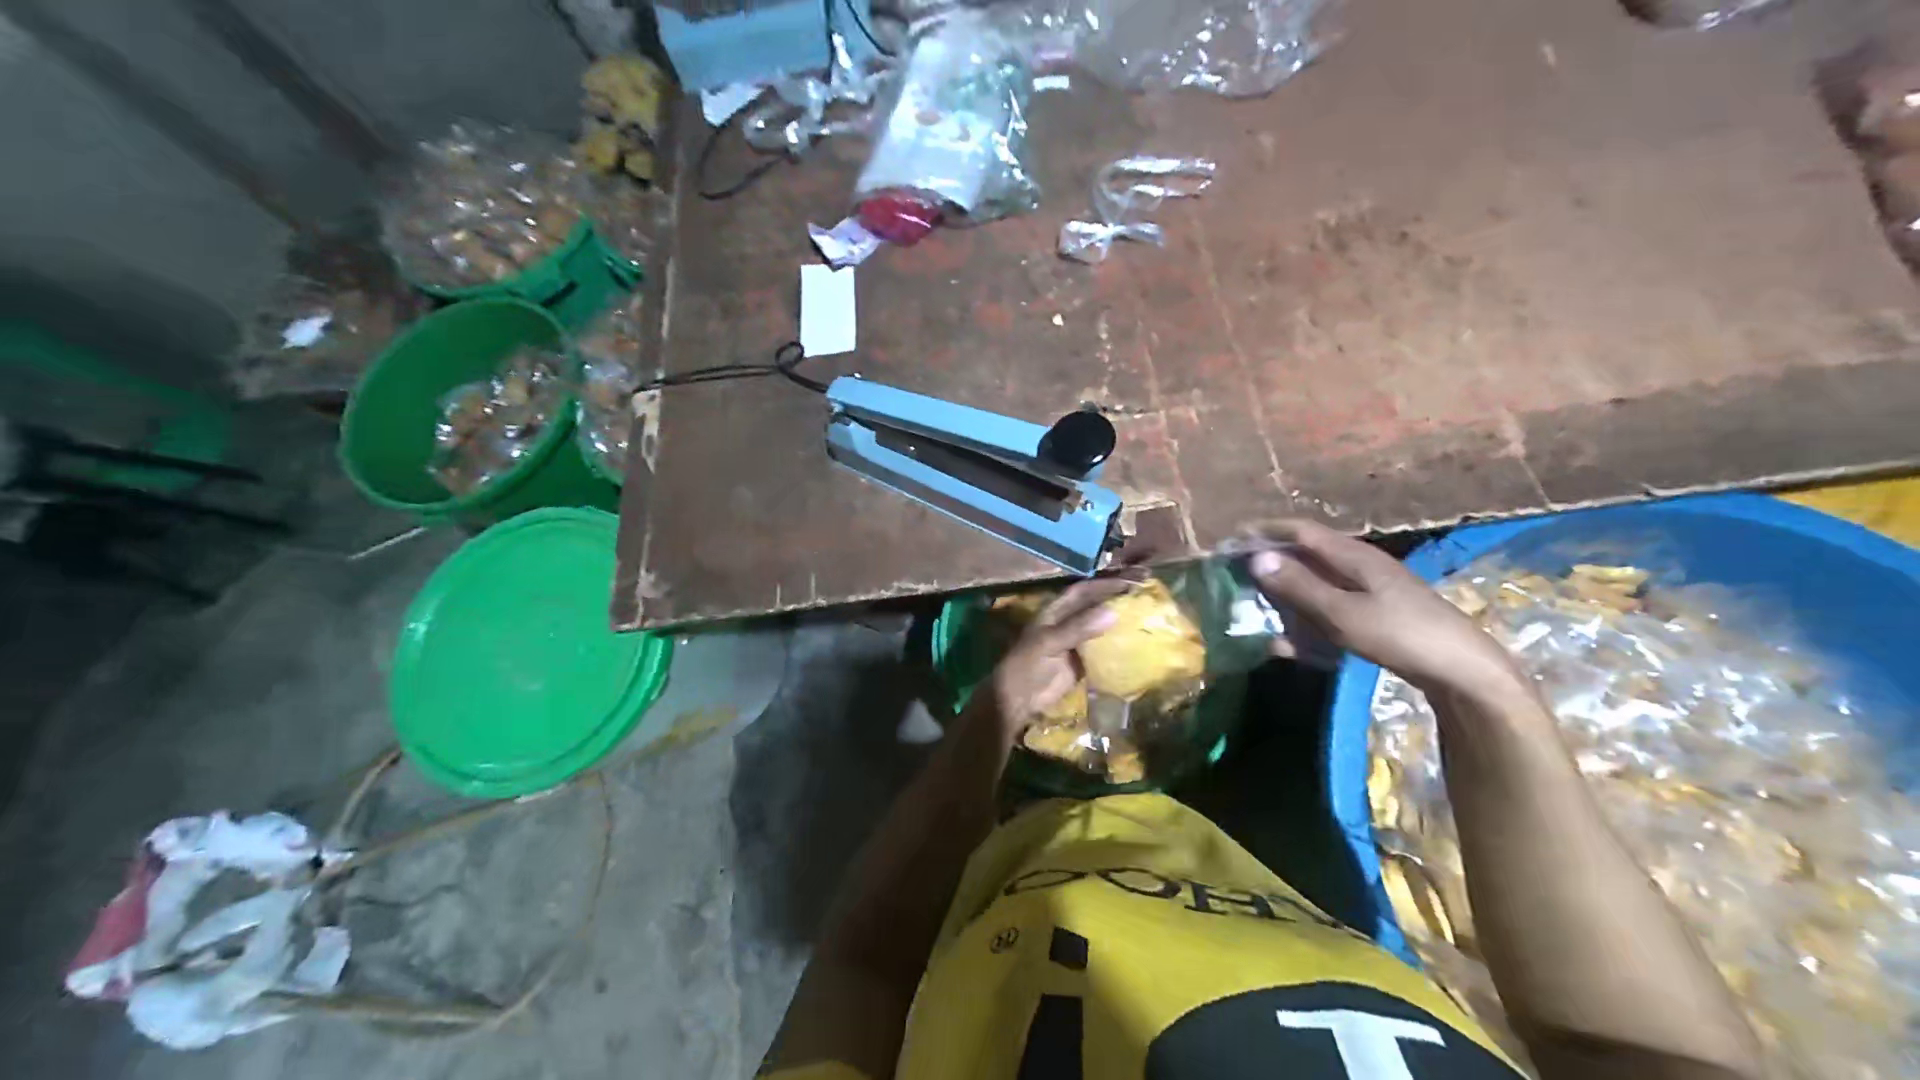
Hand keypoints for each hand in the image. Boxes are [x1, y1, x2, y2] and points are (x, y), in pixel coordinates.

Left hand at [979, 576, 1134, 737]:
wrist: (1020, 698)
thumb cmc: (1028, 664)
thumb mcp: (1050, 642)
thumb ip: (1079, 628)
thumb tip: (1112, 613)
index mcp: (1056, 610)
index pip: (1085, 590)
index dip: (1106, 583)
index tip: (1133, 581)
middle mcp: (1068, 621)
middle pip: (1097, 605)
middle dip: (1119, 597)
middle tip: (1148, 591)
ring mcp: (1077, 641)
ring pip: (1103, 625)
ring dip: (1123, 619)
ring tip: (1151, 612)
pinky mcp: (1084, 660)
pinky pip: (1105, 647)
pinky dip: (1120, 643)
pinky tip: (1140, 640)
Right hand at [1246, 520, 1519, 696]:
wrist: (1461, 671)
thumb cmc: (1400, 634)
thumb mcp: (1341, 613)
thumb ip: (1298, 586)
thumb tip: (1256, 558)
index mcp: (1351, 555)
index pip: (1299, 530)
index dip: (1264, 531)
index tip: (1230, 540)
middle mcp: (1357, 566)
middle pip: (1303, 557)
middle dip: (1268, 566)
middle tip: (1234, 580)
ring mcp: (1367, 591)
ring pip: (1313, 586)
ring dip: (1283, 598)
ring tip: (1254, 614)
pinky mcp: (1372, 614)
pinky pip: (1326, 610)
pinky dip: (1303, 622)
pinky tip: (1287, 644)